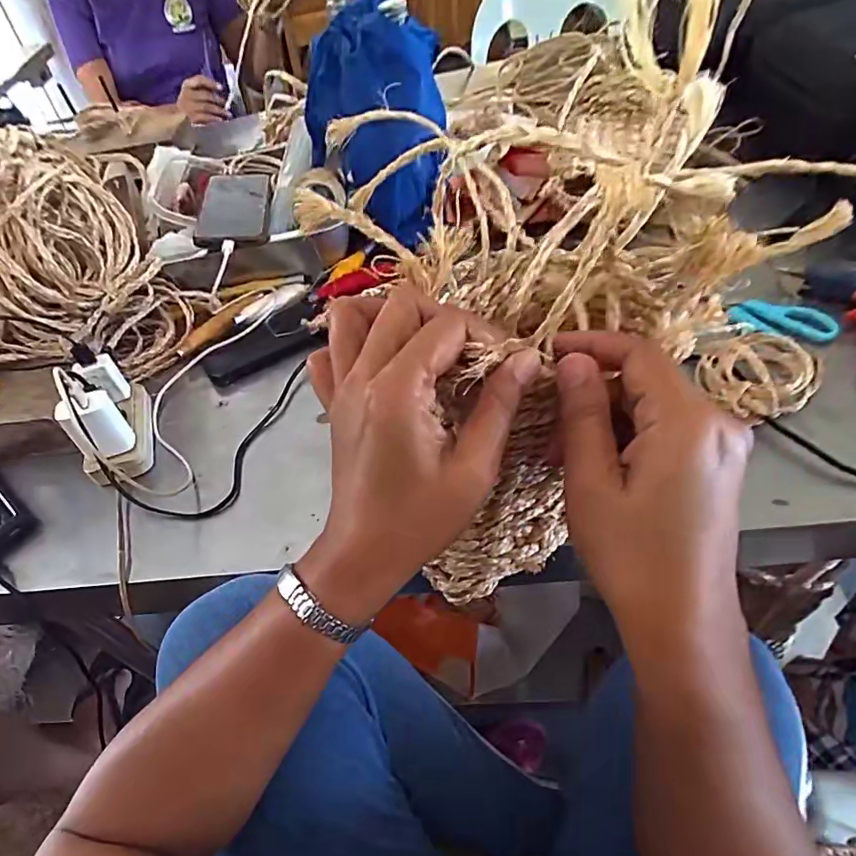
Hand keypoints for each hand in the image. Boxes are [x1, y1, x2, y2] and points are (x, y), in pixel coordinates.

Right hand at [170, 75, 229, 124]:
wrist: (175, 116)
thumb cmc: (188, 103)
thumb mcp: (192, 92)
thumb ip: (203, 89)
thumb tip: (219, 92)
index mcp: (187, 84)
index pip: (199, 80)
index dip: (211, 83)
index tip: (221, 88)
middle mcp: (187, 94)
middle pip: (205, 95)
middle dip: (217, 99)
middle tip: (226, 103)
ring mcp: (188, 106)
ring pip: (206, 106)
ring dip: (219, 110)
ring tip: (228, 113)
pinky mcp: (191, 117)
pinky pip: (205, 117)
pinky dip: (214, 118)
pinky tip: (221, 120)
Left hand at [296, 288, 538, 623]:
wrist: (363, 552)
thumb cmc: (420, 520)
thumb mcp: (474, 469)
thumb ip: (499, 406)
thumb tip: (526, 359)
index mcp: (398, 389)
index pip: (445, 323)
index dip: (485, 334)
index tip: (506, 362)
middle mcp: (362, 376)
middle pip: (399, 303)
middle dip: (444, 316)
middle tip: (470, 355)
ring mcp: (340, 388)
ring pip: (352, 315)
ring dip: (391, 316)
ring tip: (424, 346)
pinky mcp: (332, 404)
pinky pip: (329, 353)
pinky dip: (353, 345)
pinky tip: (382, 367)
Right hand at [556, 333, 752, 638]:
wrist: (683, 617)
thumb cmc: (630, 556)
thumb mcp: (591, 484)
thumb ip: (583, 414)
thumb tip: (572, 362)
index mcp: (688, 420)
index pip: (640, 352)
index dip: (592, 345)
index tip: (549, 351)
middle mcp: (719, 421)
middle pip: (650, 380)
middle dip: (596, 393)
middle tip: (549, 426)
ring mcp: (727, 444)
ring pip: (658, 407)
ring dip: (611, 418)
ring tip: (566, 454)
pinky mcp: (723, 465)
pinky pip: (672, 431)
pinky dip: (634, 438)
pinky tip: (601, 466)